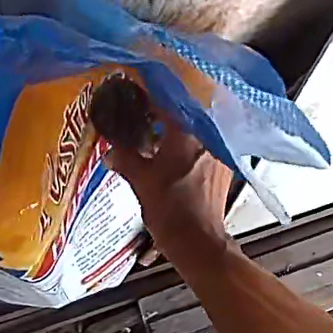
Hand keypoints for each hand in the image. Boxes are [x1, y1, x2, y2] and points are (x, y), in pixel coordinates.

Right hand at [94, 81, 234, 265]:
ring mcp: (217, 150)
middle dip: (161, 109)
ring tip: (153, 131)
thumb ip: (125, 158)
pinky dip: (185, 143)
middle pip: (183, 109)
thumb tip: (111, 149)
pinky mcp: (221, 166)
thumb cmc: (171, 211)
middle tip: (141, 110)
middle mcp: (207, 134)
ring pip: (193, 126)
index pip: (166, 97)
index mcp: (186, 131)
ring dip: (174, 126)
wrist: (197, 242)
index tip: (132, 90)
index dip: (147, 92)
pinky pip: (201, 144)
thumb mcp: (141, 182)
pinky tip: (170, 152)